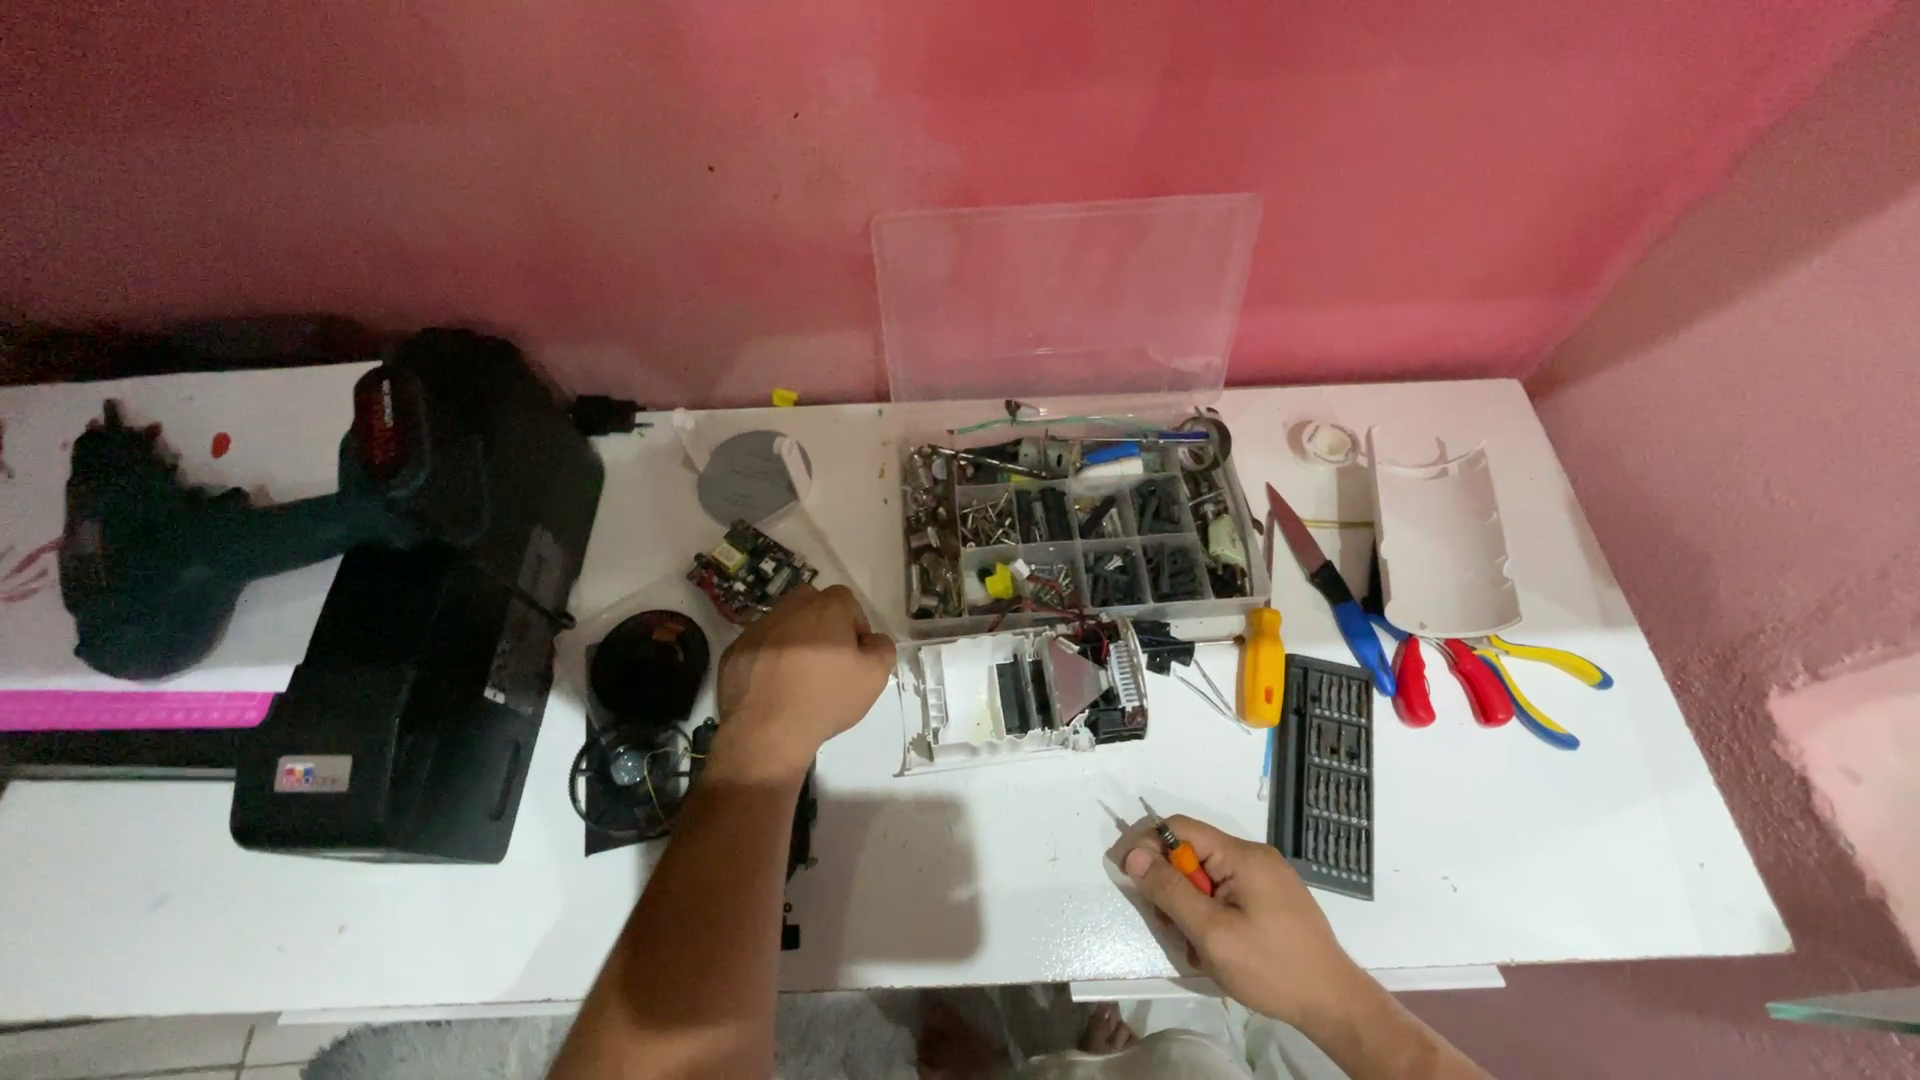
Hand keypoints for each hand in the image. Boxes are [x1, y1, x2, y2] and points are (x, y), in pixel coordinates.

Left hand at [712, 584, 895, 778]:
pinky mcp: (734, 651)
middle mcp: (789, 608)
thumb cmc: (825, 698)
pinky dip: (768, 662)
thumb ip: (882, 648)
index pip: (848, 602)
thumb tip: (872, 640)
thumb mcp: (874, 676)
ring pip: (783, 627)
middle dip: (823, 628)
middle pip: (812, 608)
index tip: (854, 656)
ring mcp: (756, 628)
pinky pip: (759, 648)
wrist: (766, 731)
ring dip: (793, 644)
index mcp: (825, 606)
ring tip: (798, 680)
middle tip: (827, 663)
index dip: (855, 628)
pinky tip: (774, 689)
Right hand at [1120, 814, 1372, 1026]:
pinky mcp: (1272, 899)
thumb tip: (1134, 855)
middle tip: (1171, 927)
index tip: (1130, 876)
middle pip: (1192, 854)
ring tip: (1198, 947)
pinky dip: (1211, 915)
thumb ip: (1171, 891)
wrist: (1335, 1004)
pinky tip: (1217, 947)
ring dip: (1191, 908)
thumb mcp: (1212, 933)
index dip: (1148, 845)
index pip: (1180, 828)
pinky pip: (1226, 893)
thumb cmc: (1271, 967)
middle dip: (1172, 888)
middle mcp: (1254, 857)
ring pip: (1207, 877)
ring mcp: (1266, 878)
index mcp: (1242, 856)